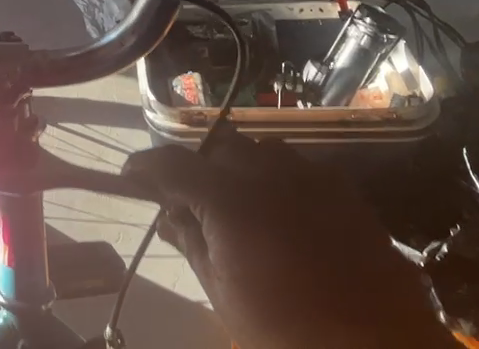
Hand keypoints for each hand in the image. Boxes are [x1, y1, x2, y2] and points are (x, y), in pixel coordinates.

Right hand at [124, 137, 456, 348]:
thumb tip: (170, 217)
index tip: (131, 177)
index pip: (172, 163)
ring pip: (261, 150)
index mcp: (228, 199)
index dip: (146, 166)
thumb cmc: (289, 335)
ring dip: (242, 169)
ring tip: (242, 206)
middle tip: (194, 203)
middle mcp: (267, 173)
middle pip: (219, 149)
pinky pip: (301, 168)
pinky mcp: (346, 192)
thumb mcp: (225, 296)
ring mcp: (311, 177)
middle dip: (200, 168)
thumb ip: (192, 245)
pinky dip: (282, 181)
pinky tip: (286, 214)